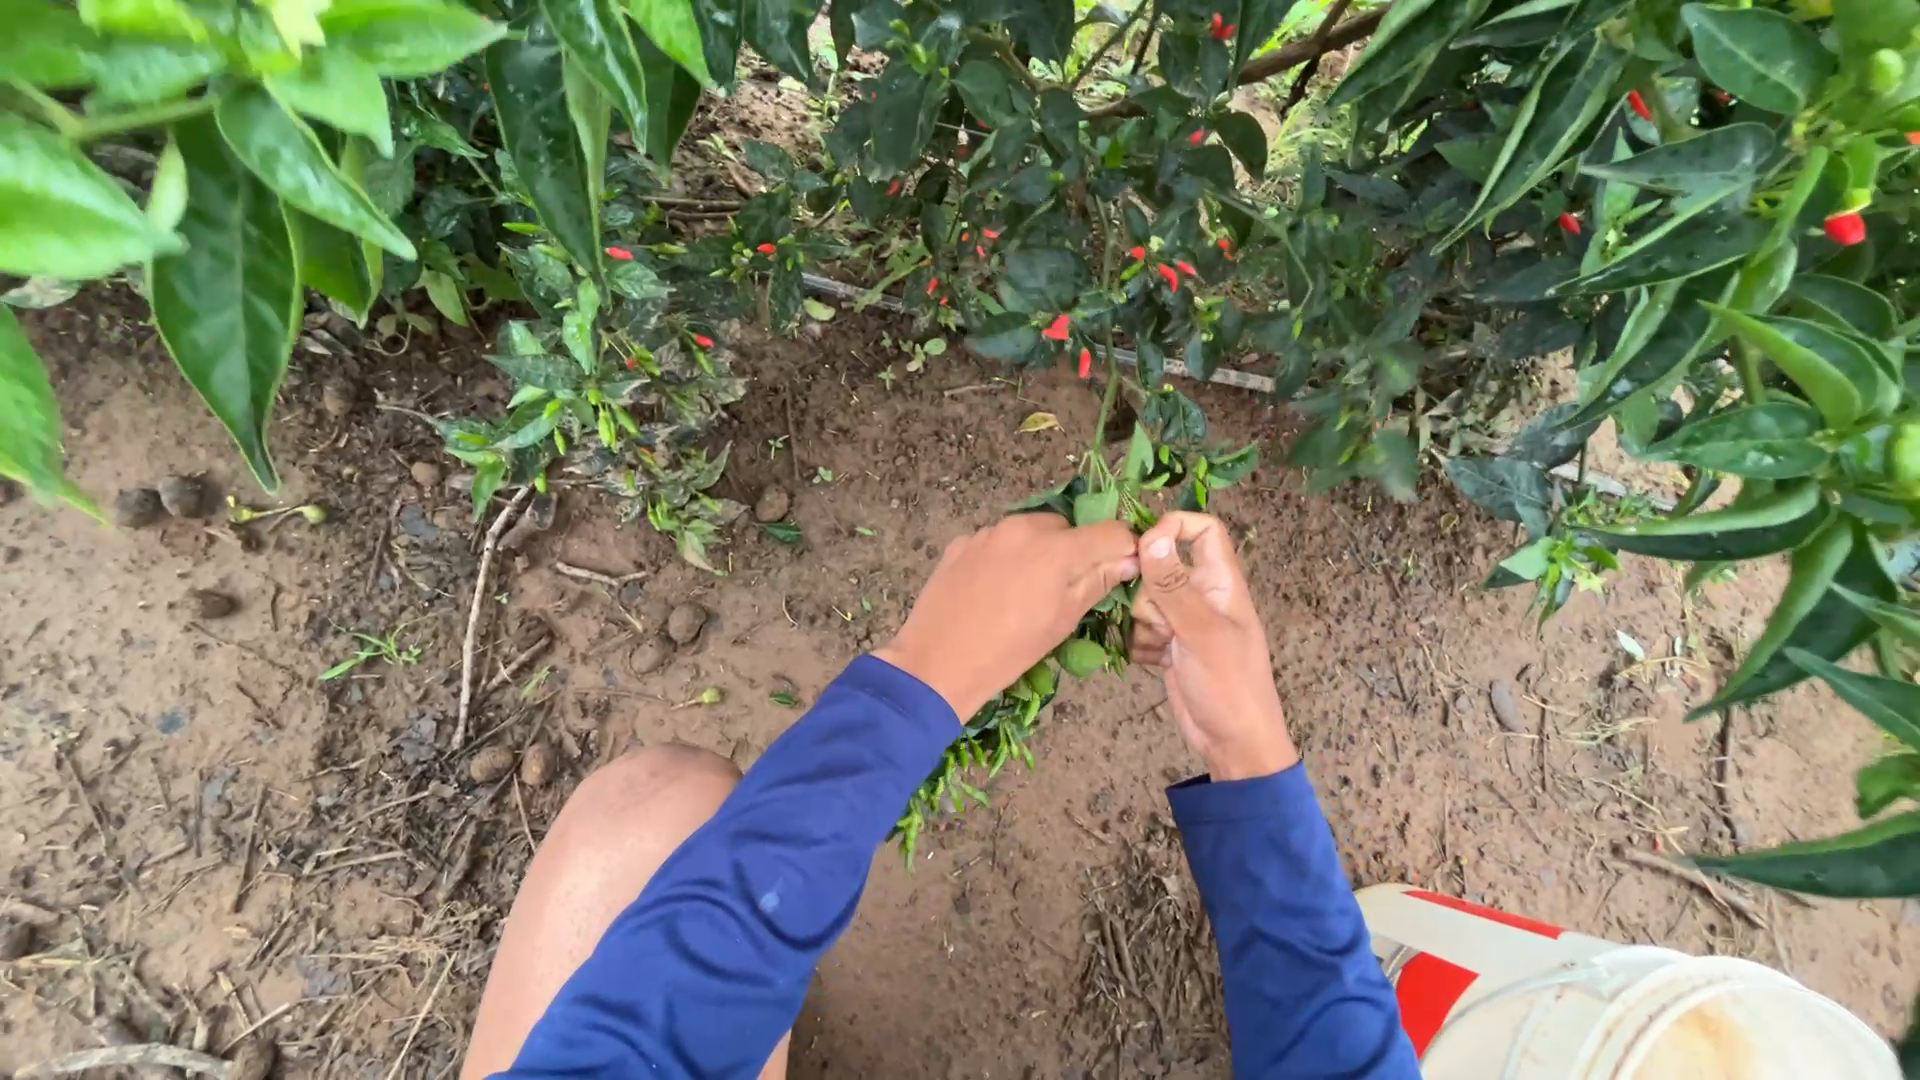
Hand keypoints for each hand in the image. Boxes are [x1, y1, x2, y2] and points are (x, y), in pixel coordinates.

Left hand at [875, 514, 1139, 719]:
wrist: (937, 663)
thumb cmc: (1009, 650)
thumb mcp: (1063, 621)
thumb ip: (1097, 582)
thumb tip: (1128, 560)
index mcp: (1056, 548)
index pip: (1111, 532)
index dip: (1122, 550)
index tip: (1119, 572)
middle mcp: (1022, 528)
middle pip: (1068, 528)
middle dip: (1075, 553)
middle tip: (1064, 591)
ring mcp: (987, 533)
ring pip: (1031, 532)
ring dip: (1039, 553)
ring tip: (1025, 593)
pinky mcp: (962, 543)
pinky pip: (998, 542)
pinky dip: (1006, 558)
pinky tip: (994, 591)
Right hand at [1130, 512, 1297, 781]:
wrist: (1232, 743)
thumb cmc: (1229, 686)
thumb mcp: (1201, 632)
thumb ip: (1173, 584)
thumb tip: (1150, 536)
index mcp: (1222, 582)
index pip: (1203, 530)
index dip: (1174, 527)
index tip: (1144, 546)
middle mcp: (1202, 595)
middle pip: (1160, 566)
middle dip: (1149, 593)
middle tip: (1163, 621)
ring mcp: (1183, 621)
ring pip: (1144, 599)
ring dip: (1145, 624)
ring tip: (1165, 648)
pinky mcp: (1167, 645)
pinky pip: (1139, 629)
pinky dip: (1142, 645)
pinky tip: (1157, 662)